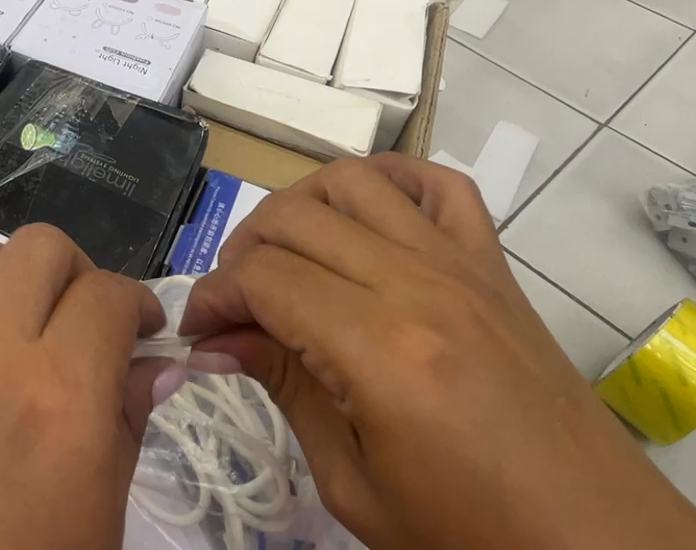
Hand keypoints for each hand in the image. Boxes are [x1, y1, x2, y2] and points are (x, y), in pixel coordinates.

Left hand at [0, 224, 165, 549]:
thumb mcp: (98, 512)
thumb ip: (128, 420)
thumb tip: (155, 361)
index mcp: (59, 394)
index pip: (108, 295)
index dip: (137, 303)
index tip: (140, 327)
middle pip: (40, 247)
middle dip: (76, 272)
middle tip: (80, 317)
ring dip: (1, 265)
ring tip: (12, 307)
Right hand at [180, 154, 695, 549]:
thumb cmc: (472, 536)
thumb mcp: (354, 485)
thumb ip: (282, 388)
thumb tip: (213, 340)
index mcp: (381, 350)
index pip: (263, 278)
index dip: (214, 296)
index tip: (200, 331)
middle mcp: (418, 285)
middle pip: (292, 218)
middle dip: (240, 253)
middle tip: (234, 305)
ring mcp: (463, 265)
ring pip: (351, 182)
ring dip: (298, 207)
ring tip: (287, 257)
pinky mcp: (495, 266)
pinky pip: (438, 184)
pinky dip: (389, 181)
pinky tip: (364, 219)